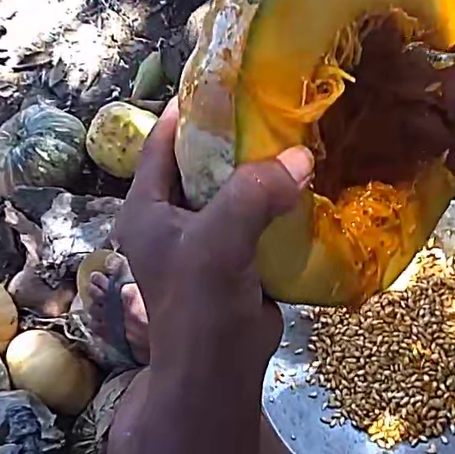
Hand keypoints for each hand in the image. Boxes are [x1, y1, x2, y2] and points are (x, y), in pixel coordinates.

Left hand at [114, 101, 313, 374]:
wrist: (221, 370)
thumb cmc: (202, 306)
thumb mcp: (219, 242)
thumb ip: (253, 194)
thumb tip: (300, 157)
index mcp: (147, 208)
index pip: (162, 143)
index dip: (190, 110)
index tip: (229, 83)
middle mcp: (173, 219)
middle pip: (204, 164)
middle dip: (237, 140)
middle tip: (276, 111)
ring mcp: (205, 241)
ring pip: (235, 192)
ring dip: (262, 173)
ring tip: (298, 142)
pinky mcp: (237, 259)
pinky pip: (257, 219)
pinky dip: (278, 204)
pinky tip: (306, 186)